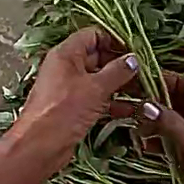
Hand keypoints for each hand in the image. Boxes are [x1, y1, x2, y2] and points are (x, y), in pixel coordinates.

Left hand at [10, 27, 141, 172]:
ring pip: (100, 80)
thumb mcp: (95, 88)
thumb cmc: (63, 112)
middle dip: (122, 65)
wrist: (39, 148)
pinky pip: (97, 99)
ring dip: (121, 85)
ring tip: (144, 90)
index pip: (93, 35)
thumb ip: (118, 71)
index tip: (136, 50)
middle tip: (144, 72)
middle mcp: (67, 68)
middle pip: (98, 57)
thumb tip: (134, 60)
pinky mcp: (74, 108)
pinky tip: (132, 109)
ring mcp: (70, 89)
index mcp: (66, 54)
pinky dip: (113, 102)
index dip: (115, 40)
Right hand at [143, 74, 183, 183]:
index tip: (150, 82)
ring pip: (179, 122)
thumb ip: (172, 122)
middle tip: (136, 103)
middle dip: (162, 104)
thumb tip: (147, 105)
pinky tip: (145, 144)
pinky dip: (162, 141)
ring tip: (137, 126)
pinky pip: (177, 140)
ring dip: (159, 123)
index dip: (174, 82)